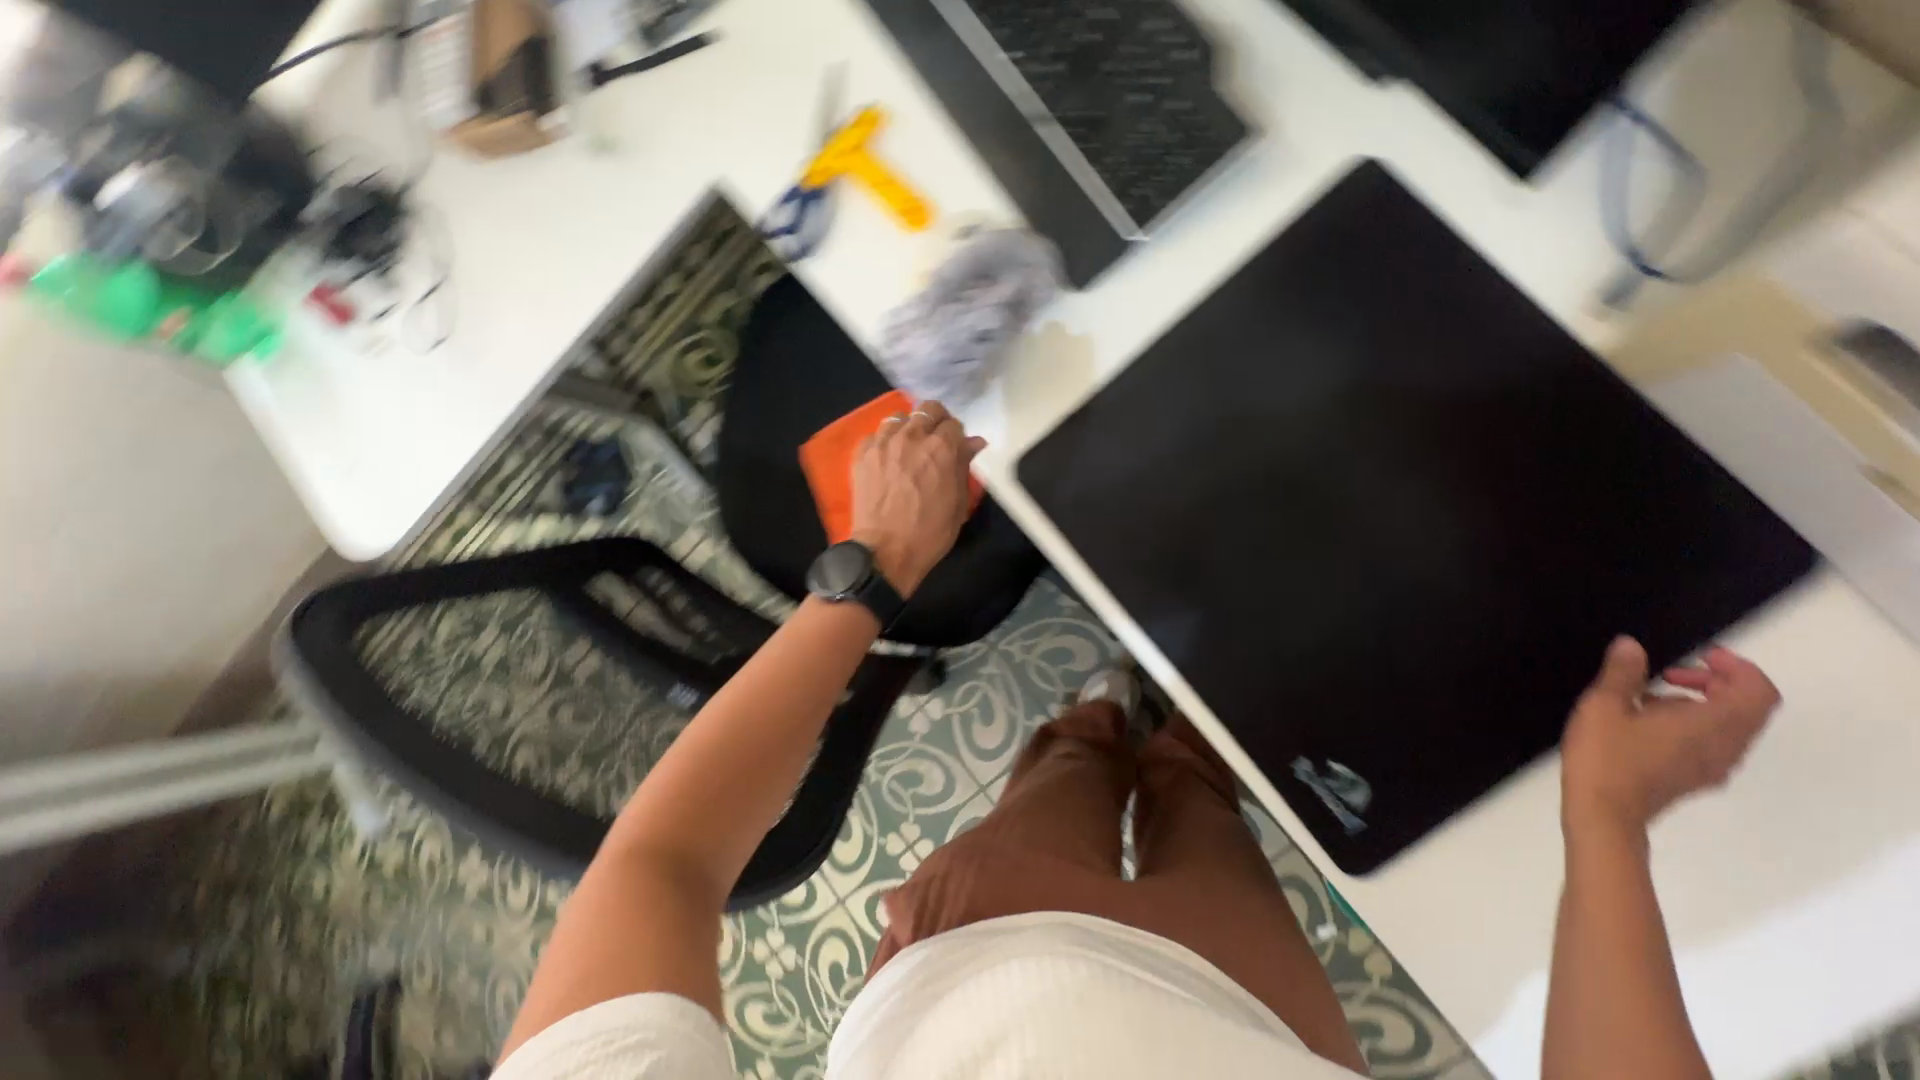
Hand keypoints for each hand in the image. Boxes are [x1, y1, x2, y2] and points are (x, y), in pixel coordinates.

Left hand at [850, 400, 985, 596]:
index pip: (954, 424)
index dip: (957, 436)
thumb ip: (964, 466)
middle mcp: (912, 436)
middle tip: (934, 440)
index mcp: (942, 448)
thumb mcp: (958, 503)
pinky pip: (876, 435)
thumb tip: (975, 442)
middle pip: (927, 409)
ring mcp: (884, 443)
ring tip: (908, 448)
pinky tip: (887, 459)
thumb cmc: (930, 533)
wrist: (885, 552)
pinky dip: (885, 442)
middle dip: (935, 420)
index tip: (955, 449)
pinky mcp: (862, 454)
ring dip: (908, 428)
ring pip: (900, 418)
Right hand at [1559, 636, 1780, 841]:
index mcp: (1712, 725)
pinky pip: (1714, 743)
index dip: (1738, 667)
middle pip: (1748, 707)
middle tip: (1670, 674)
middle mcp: (1726, 746)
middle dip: (1716, 682)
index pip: (1758, 691)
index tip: (1700, 656)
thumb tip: (1631, 646)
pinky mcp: (1698, 778)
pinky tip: (1648, 724)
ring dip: (1703, 704)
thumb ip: (1621, 673)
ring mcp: (1715, 766)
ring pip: (1731, 726)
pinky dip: (1695, 724)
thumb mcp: (1604, 706)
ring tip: (1651, 698)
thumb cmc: (1606, 756)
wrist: (1603, 813)